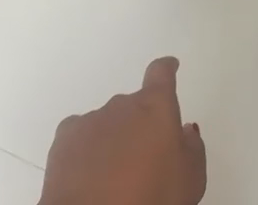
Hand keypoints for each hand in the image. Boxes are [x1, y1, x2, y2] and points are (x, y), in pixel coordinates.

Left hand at [39, 57, 207, 204]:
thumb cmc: (153, 197)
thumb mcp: (191, 179)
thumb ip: (192, 148)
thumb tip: (184, 131)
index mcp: (155, 107)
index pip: (161, 74)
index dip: (167, 69)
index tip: (170, 65)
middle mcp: (123, 105)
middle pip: (134, 107)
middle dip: (140, 126)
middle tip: (145, 161)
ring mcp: (91, 119)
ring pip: (108, 123)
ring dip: (114, 140)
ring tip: (117, 177)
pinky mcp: (65, 138)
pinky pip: (82, 136)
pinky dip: (88, 149)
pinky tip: (90, 174)